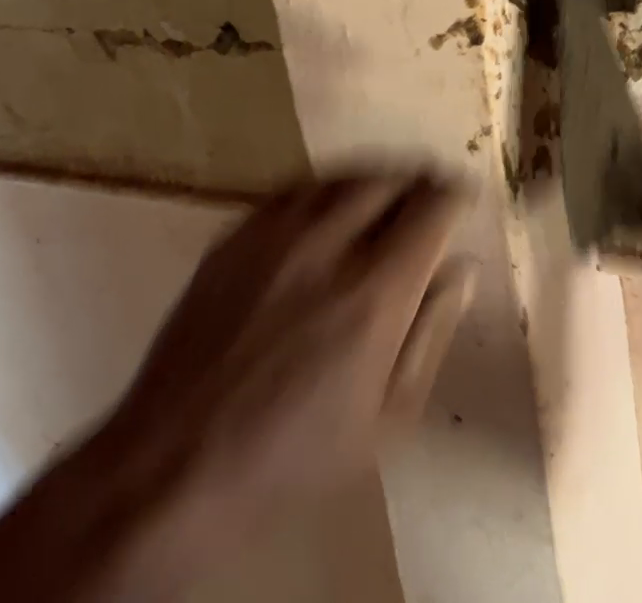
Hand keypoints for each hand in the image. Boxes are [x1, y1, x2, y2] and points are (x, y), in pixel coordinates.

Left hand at [99, 174, 477, 544]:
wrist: (178, 463)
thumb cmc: (297, 455)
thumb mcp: (388, 416)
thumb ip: (430, 333)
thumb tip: (459, 270)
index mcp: (373, 293)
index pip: (430, 209)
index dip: (455, 196)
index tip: (463, 198)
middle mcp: (324, 248)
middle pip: (384, 180)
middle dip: (416, 181)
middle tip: (428, 194)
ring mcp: (269, 238)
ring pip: (335, 178)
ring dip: (371, 180)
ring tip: (385, 195)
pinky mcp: (229, 242)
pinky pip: (288, 193)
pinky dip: (321, 191)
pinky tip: (324, 212)